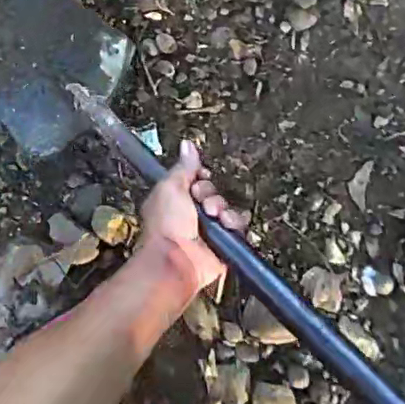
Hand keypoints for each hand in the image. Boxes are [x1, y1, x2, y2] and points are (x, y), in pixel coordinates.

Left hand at [139, 140, 247, 298]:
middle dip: (210, 194)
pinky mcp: (223, 244)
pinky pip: (237, 226)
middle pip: (213, 192)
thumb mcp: (171, 186)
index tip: (199, 177)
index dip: (200, 177)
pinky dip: (234, 223)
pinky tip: (225, 224)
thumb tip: (187, 144)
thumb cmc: (166, 224)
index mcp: (175, 199)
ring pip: (227, 207)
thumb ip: (183, 167)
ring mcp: (208, 230)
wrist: (176, 259)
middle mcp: (191, 214)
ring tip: (214, 216)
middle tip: (202, 203)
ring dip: (223, 208)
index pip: (196, 180)